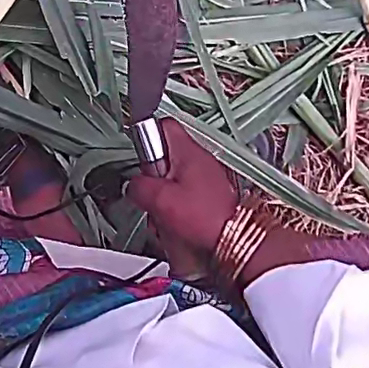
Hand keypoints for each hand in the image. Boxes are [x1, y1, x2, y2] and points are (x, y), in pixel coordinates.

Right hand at [125, 119, 237, 269]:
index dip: (146, 135)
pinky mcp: (210, 198)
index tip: (139, 154)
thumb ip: (138, 186)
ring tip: (165, 213)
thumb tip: (133, 185)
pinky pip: (184, 196)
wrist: (235, 242)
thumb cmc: (205, 219)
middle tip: (153, 192)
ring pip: (172, 180)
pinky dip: (175, 208)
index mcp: (189, 152)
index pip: (164, 126)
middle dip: (152, 178)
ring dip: (163, 197)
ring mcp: (208, 179)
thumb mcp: (159, 199)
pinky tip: (176, 223)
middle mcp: (201, 161)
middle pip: (164, 158)